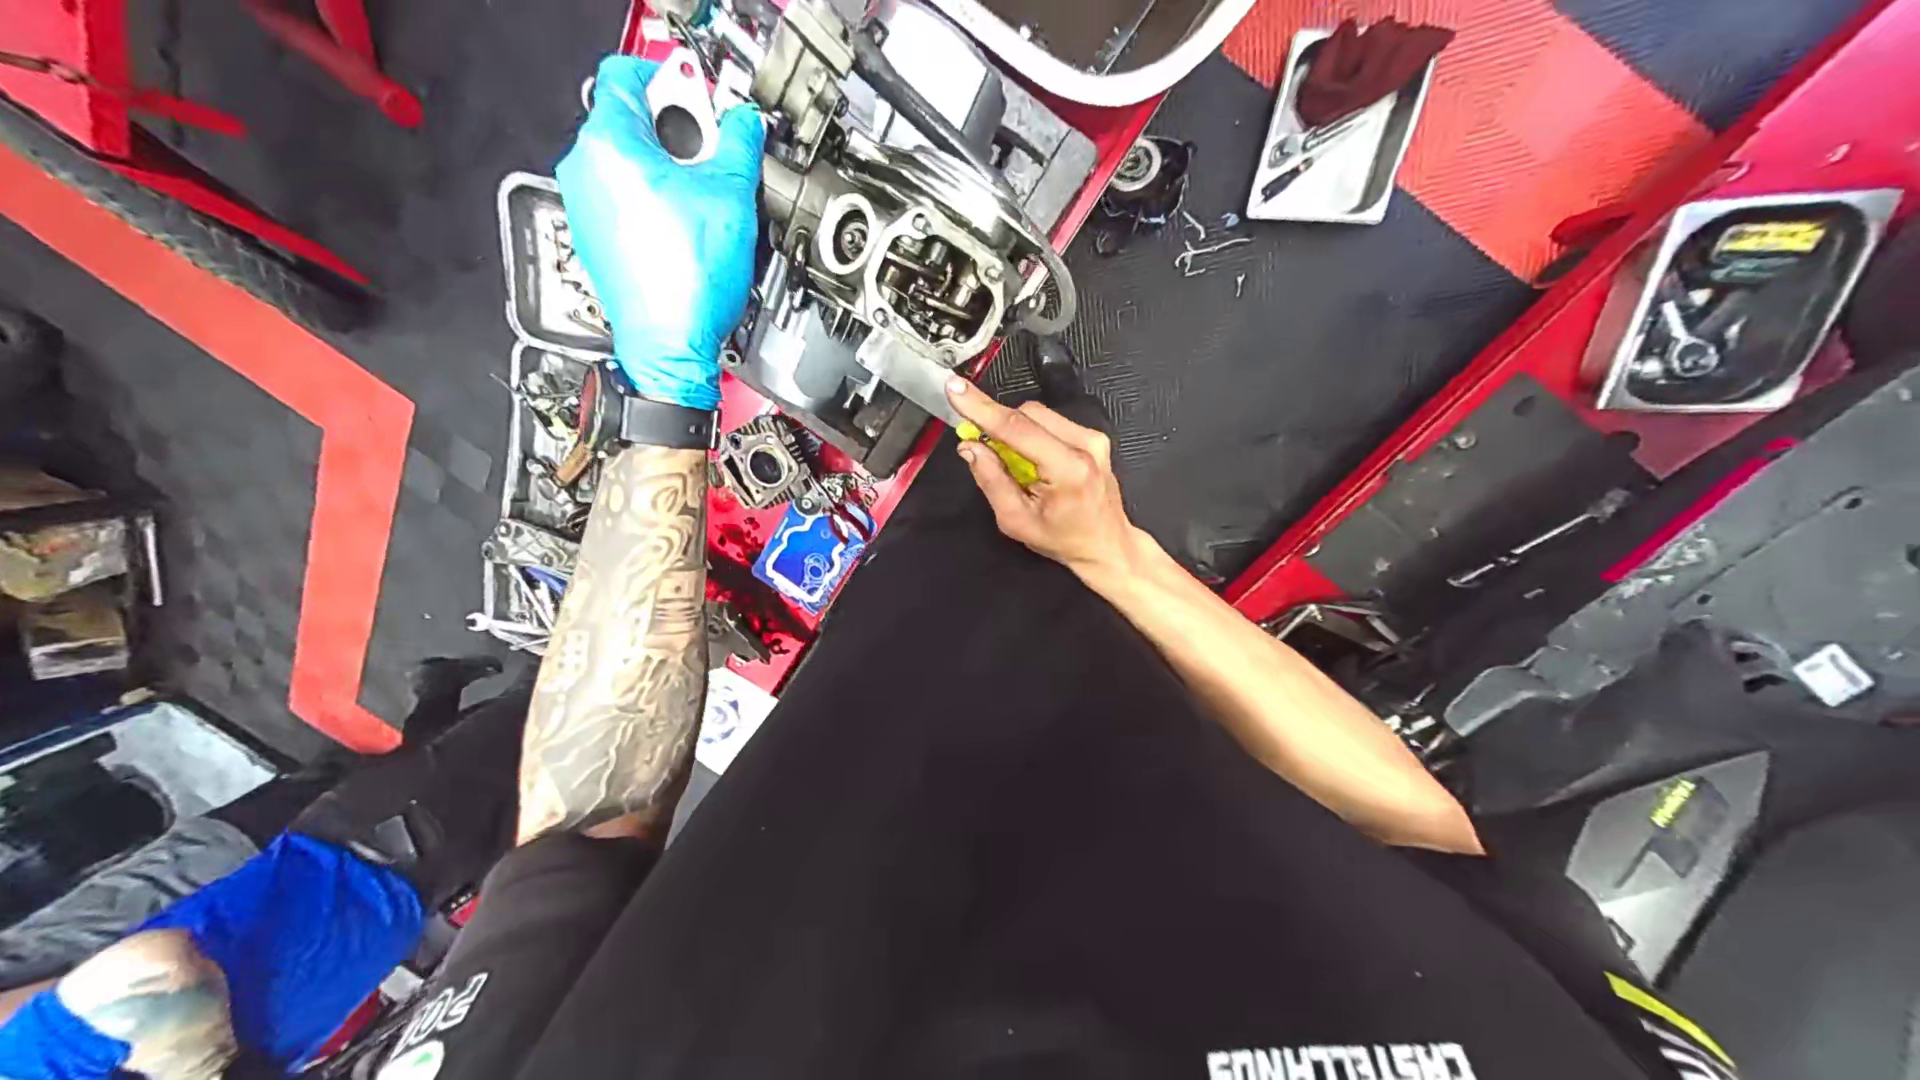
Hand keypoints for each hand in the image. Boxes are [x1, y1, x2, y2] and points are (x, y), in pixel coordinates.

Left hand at [556, 55, 765, 410]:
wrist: (669, 347)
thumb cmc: (687, 283)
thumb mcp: (730, 198)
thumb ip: (738, 144)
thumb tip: (743, 122)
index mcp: (609, 146)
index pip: (629, 73)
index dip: (675, 79)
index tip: (704, 98)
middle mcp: (586, 171)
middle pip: (635, 122)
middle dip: (682, 133)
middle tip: (718, 157)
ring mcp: (589, 208)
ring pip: (635, 164)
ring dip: (675, 170)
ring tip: (710, 202)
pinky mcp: (600, 239)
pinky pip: (630, 200)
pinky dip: (661, 202)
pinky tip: (693, 230)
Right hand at [946, 378, 1147, 579]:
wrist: (1105, 544)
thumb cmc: (1063, 539)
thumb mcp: (1016, 521)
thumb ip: (991, 480)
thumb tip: (970, 447)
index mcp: (1068, 469)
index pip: (1016, 428)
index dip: (981, 408)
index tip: (956, 390)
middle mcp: (1085, 446)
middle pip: (1026, 414)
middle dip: (998, 426)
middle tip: (982, 449)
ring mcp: (1093, 438)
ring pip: (1037, 414)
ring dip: (1016, 432)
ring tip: (1016, 466)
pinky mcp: (1092, 437)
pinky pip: (1050, 422)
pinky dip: (1032, 435)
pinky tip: (1033, 461)